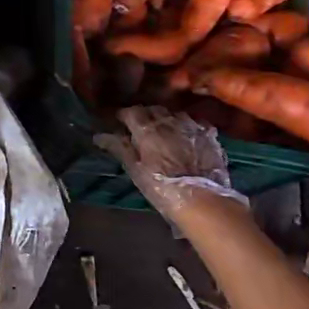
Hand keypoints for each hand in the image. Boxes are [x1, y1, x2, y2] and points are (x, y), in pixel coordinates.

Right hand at [95, 106, 247, 223]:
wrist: (202, 199)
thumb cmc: (161, 188)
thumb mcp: (135, 170)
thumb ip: (119, 148)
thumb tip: (99, 135)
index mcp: (147, 129)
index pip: (131, 111)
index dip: (123, 115)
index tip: (118, 122)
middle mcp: (169, 121)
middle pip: (153, 109)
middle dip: (144, 115)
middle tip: (138, 128)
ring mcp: (192, 125)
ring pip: (174, 113)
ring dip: (165, 118)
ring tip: (162, 130)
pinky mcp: (210, 134)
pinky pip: (194, 122)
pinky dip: (186, 125)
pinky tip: (186, 135)